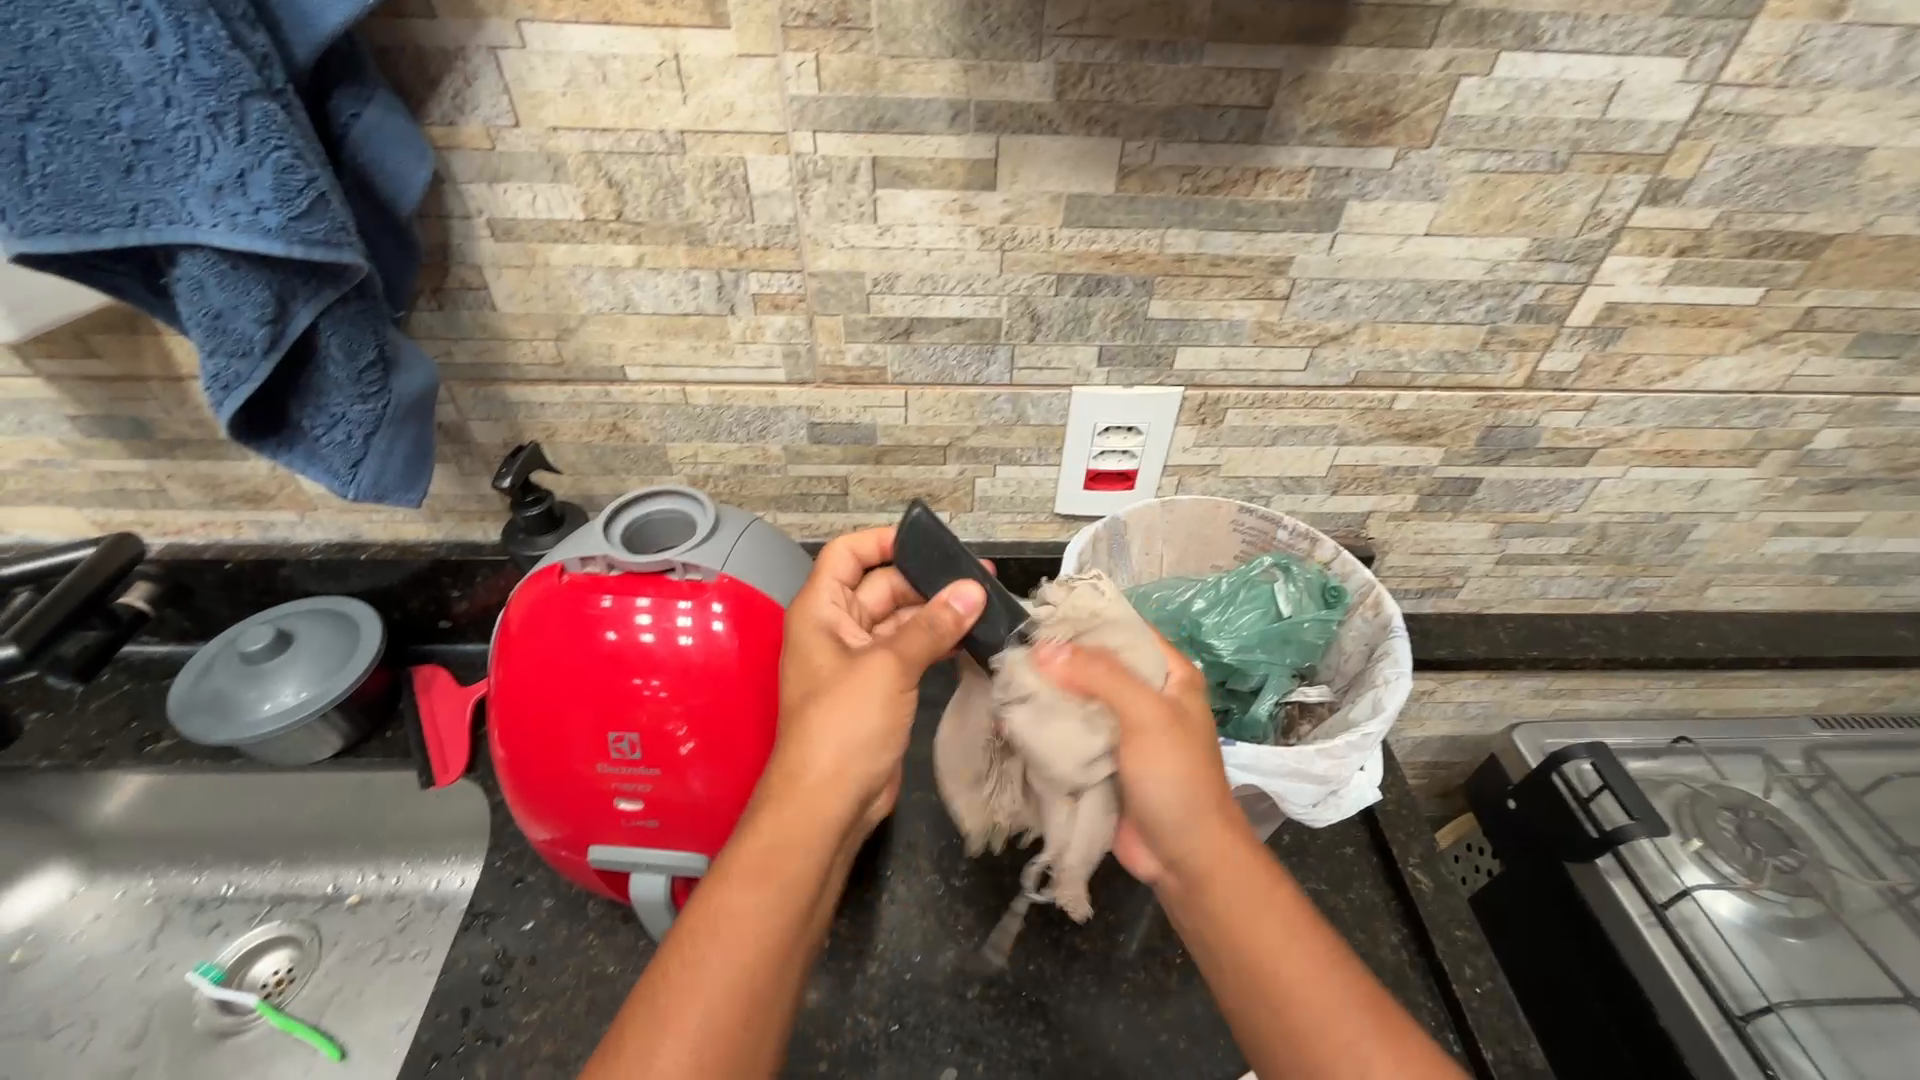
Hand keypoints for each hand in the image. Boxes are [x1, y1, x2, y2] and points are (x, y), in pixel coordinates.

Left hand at [767, 526, 986, 842]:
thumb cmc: (844, 725)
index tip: (931, 541)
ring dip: (937, 613)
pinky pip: (910, 652)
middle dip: (926, 580)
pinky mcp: (880, 689)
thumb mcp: (889, 666)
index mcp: (820, 610)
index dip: (884, 540)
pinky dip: (937, 643)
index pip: (848, 554)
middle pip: (882, 586)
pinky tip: (972, 638)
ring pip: (901, 621)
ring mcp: (859, 661)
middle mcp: (836, 629)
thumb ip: (933, 626)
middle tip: (979, 578)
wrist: (829, 804)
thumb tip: (973, 591)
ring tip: (985, 604)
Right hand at [1034, 636, 1247, 887]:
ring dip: (1046, 695)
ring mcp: (1120, 730)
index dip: (1083, 622)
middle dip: (1056, 661)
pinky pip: (1069, 733)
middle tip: (1010, 653)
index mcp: (1169, 675)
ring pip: (1076, 700)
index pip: (1122, 630)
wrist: (1185, 858)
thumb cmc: (1176, 778)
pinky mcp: (1100, 759)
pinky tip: (1013, 718)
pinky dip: (1046, 727)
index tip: (1037, 617)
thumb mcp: (1147, 715)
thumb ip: (1100, 675)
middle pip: (1093, 666)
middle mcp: (1144, 696)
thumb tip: (1044, 647)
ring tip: (1005, 682)